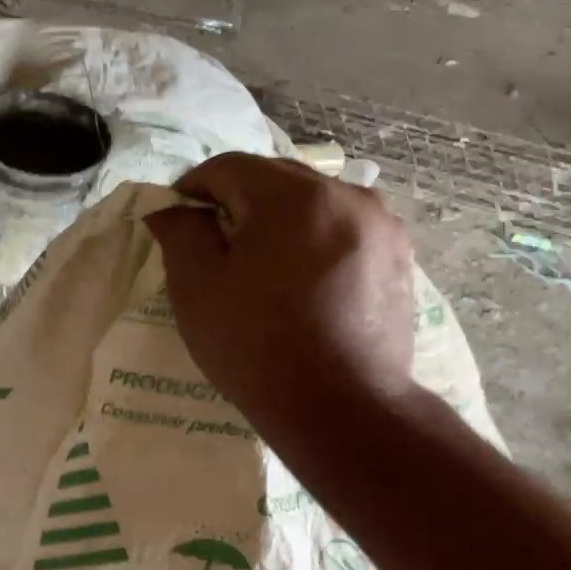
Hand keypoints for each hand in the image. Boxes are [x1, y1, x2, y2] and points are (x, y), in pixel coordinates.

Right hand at [143, 152, 416, 433]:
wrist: (340, 403)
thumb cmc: (254, 342)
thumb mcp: (196, 287)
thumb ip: (181, 233)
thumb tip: (172, 209)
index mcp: (290, 197)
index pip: (228, 166)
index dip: (192, 187)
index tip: (175, 220)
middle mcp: (344, 195)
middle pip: (275, 177)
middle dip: (236, 200)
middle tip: (210, 245)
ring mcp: (381, 224)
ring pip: (312, 201)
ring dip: (277, 218)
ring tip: (257, 264)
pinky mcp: (398, 254)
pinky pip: (342, 227)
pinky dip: (311, 239)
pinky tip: (297, 280)